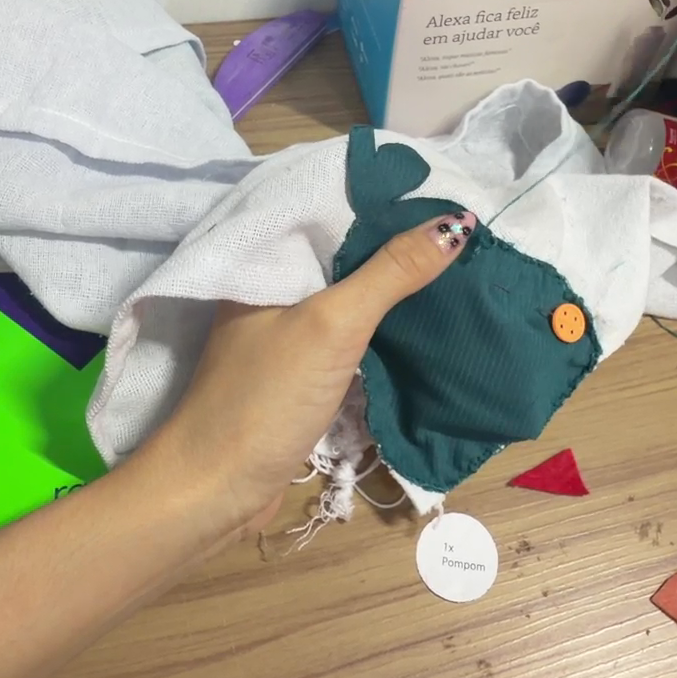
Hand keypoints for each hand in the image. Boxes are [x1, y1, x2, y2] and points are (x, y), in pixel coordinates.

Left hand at [135, 211, 474, 530]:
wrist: (216, 490)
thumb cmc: (266, 397)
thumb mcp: (333, 324)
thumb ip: (390, 273)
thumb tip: (455, 225)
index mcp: (265, 257)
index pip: (331, 208)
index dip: (386, 198)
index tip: (443, 187)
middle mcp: (272, 283)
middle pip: (344, 249)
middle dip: (397, 239)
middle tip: (460, 224)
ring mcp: (284, 326)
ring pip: (349, 289)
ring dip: (392, 280)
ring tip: (452, 258)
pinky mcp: (298, 364)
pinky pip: (347, 326)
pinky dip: (380, 317)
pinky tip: (417, 311)